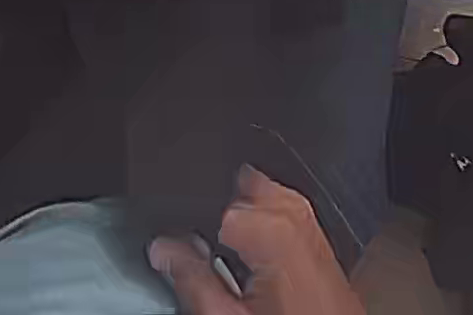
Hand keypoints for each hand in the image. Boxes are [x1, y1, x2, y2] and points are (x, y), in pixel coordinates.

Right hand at [150, 167, 365, 314]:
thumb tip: (161, 249)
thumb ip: (193, 281)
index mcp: (270, 227)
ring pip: (249, 194)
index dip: (193, 234)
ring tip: (242, 264)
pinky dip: (258, 223)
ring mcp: (304, 216)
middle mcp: (290, 210)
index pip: (209, 206)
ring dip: (238, 219)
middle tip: (221, 262)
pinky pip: (272, 205)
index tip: (191, 257)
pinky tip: (258, 260)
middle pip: (230, 192)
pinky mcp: (311, 226)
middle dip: (218, 219)